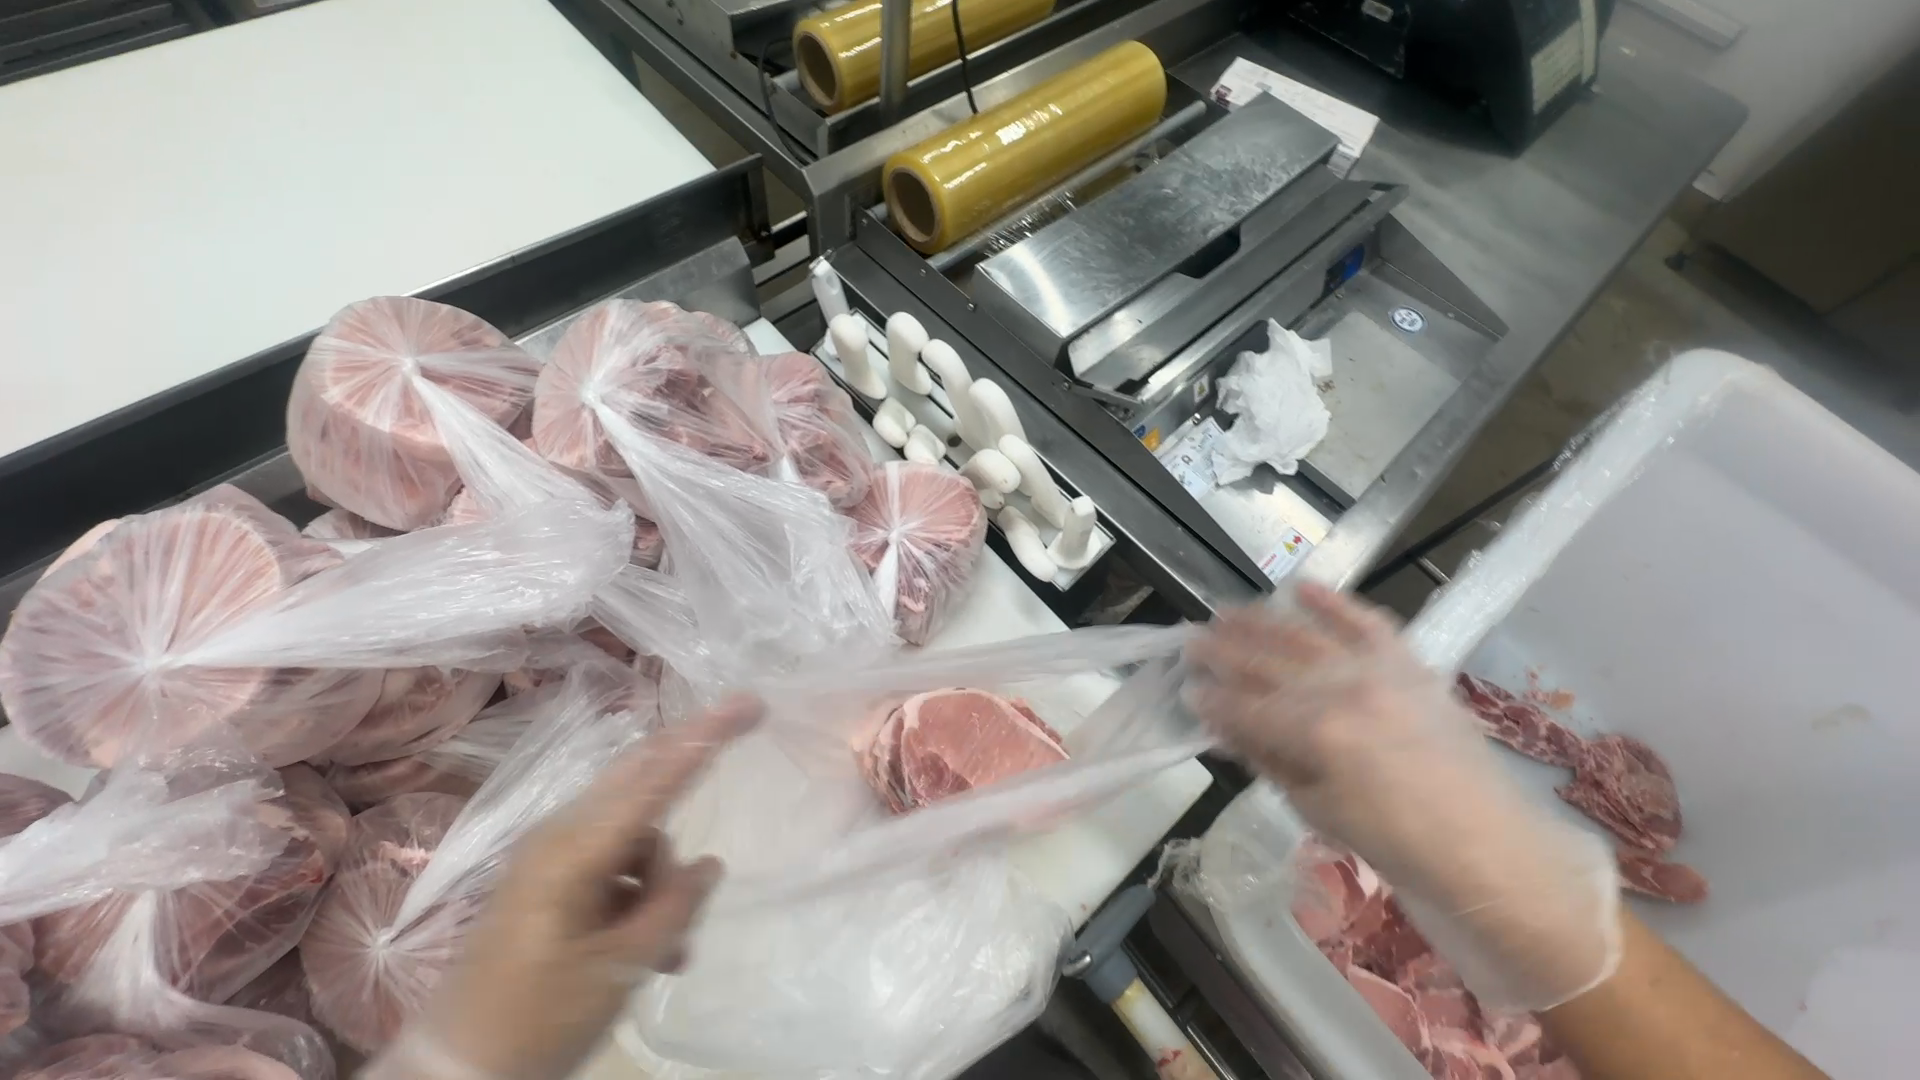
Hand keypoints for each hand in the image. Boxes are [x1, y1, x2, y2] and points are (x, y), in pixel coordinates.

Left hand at [368, 696, 761, 1079]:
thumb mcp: (620, 969)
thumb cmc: (537, 1019)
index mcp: (576, 850)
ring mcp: (551, 856)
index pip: (657, 777)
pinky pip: (613, 862)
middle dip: (691, 758)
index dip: (707, 737)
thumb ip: (674, 907)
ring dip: (663, 874)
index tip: (750, 703)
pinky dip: (640, 892)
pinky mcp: (548, 880)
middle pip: (641, 775)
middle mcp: (561, 836)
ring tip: (673, 946)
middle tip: (745, 722)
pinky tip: (654, 950)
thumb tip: (708, 865)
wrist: (450, 1072)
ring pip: (635, 833)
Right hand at [1185, 585, 1619, 1010]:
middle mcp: (1345, 690)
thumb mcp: (1317, 810)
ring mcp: (1381, 672)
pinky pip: (1367, 622)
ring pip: (1306, 635)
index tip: (1187, 692)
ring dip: (1260, 622)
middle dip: (1223, 653)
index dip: (1212, 701)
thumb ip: (1269, 759)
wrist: (1489, 850)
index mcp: (1318, 734)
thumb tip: (1227, 727)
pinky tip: (1300, 588)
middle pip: (1268, 663)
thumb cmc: (1396, 844)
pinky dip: (1334, 602)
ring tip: (1225, 612)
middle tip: (1191, 642)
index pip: (1246, 708)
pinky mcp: (1411, 666)